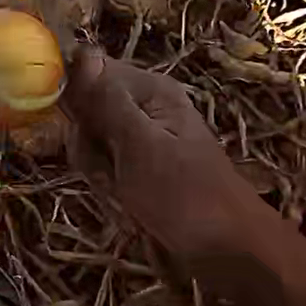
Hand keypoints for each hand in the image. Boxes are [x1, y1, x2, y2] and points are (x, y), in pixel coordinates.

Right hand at [64, 46, 305, 305]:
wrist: (231, 253)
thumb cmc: (187, 196)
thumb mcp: (140, 145)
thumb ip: (106, 101)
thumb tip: (82, 52)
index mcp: (149, 90)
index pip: (90, 71)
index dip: (74, 97)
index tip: (76, 128)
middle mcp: (142, 107)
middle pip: (85, 111)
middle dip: (87, 146)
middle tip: (107, 171)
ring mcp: (140, 139)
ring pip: (89, 144)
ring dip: (97, 172)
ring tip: (122, 194)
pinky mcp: (137, 168)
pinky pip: (103, 168)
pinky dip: (108, 189)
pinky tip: (126, 207)